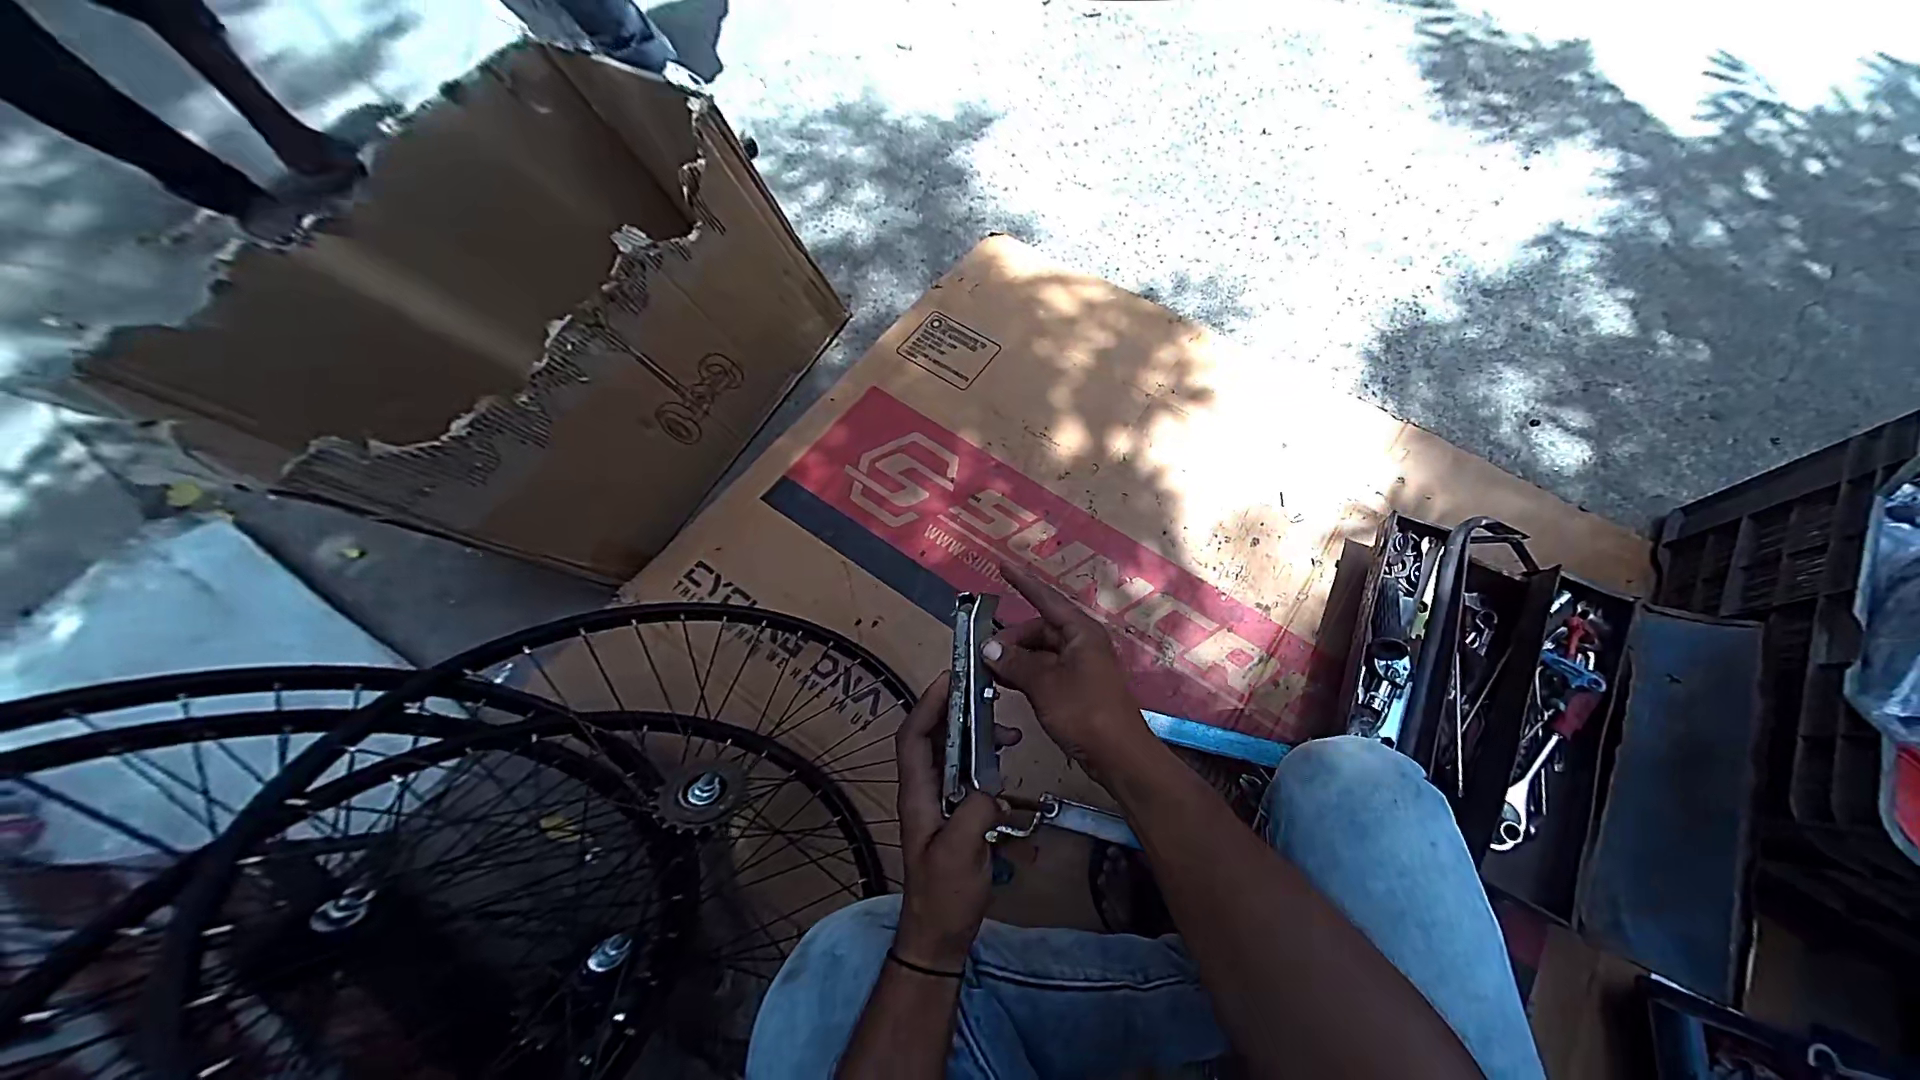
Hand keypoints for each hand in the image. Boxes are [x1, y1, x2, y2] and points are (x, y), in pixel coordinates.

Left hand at [892, 672, 1016, 970]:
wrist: (939, 934)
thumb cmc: (943, 895)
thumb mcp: (959, 852)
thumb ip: (973, 811)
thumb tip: (989, 785)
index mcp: (916, 793)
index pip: (914, 737)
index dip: (928, 704)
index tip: (950, 679)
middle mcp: (923, 790)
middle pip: (932, 737)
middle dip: (954, 710)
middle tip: (984, 693)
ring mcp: (938, 801)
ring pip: (952, 754)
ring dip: (975, 736)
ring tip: (1006, 731)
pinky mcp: (955, 813)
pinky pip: (967, 775)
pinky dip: (985, 762)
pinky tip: (1006, 766)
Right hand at [983, 563, 1157, 775]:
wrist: (1119, 756)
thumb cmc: (1085, 712)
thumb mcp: (1044, 683)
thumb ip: (1015, 662)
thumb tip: (989, 648)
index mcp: (1080, 632)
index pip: (1046, 599)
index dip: (1023, 583)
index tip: (1002, 566)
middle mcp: (1082, 643)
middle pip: (1039, 629)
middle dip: (1011, 639)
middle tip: (983, 654)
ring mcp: (1081, 667)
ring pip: (1040, 652)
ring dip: (1016, 659)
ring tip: (989, 670)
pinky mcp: (1077, 689)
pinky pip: (1045, 672)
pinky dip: (1025, 675)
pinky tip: (1006, 684)